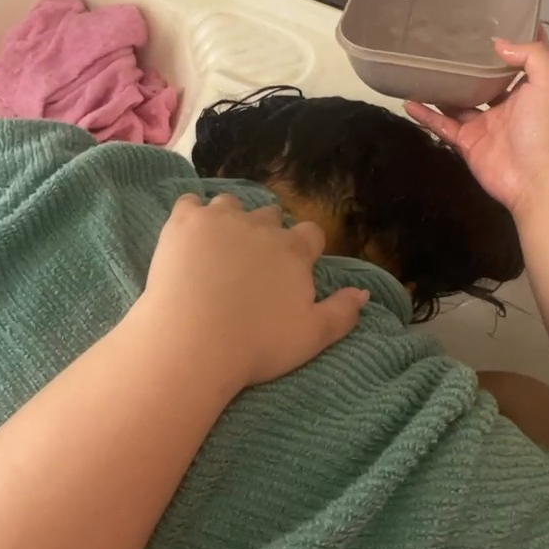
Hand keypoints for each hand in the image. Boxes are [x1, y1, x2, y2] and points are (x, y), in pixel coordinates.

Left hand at [130, 193, 368, 391]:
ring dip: (229, 219)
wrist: (194, 341)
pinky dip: (191, 215)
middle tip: (250, 263)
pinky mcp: (184, 221)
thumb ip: (342, 312)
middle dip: (265, 232)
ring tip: (217, 247)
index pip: (311, 233)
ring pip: (230, 204)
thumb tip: (364, 292)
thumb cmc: (257, 346)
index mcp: (294, 250)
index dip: (304, 248)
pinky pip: (190, 203)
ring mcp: (220, 219)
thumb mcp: (312, 337)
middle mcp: (260, 225)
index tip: (291, 268)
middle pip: (269, 215)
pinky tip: (187, 235)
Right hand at [405, 35, 548, 217]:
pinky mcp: (467, 143)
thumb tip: (498, 43)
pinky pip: (442, 124)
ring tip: (420, 67)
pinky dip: (425, 114)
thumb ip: (531, 55)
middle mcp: (508, 104)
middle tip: (444, 41)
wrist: (539, 179)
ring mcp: (485, 124)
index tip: (492, 17)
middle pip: (484, 79)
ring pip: (458, 101)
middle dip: (468, 63)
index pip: (521, 59)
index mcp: (531, 89)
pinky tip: (408, 101)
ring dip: (442, 87)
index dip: (511, 39)